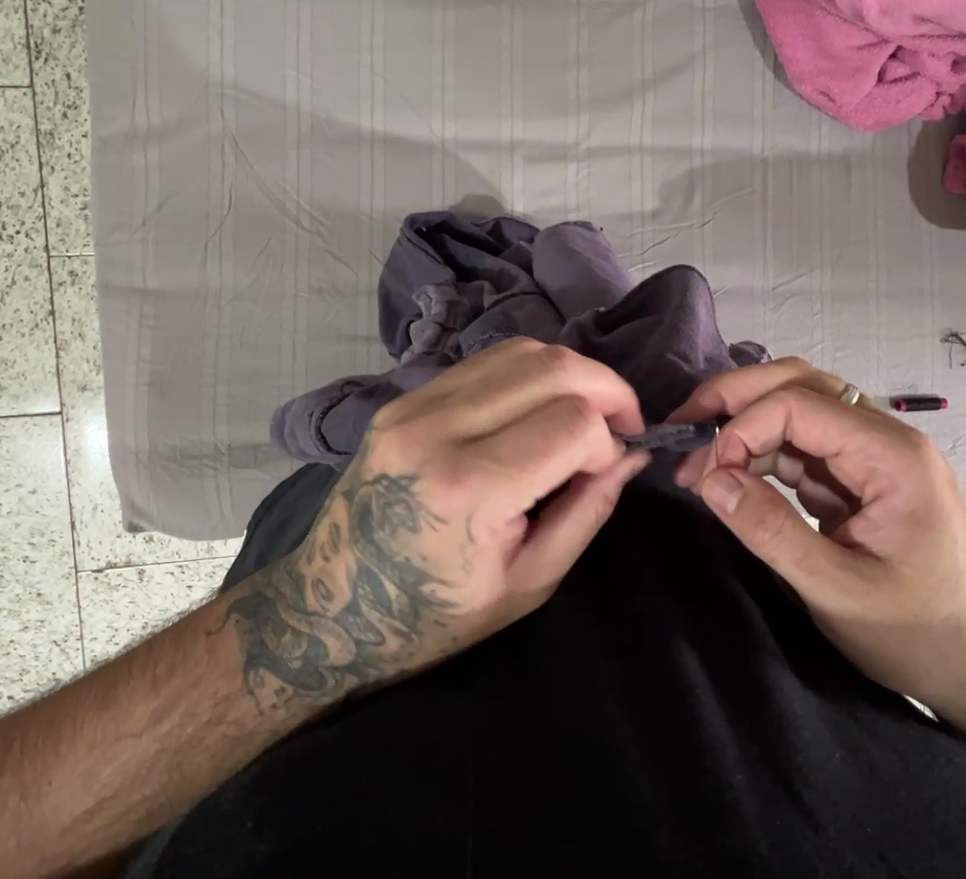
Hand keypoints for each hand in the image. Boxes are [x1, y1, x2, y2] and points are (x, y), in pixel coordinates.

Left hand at [227, 338, 651, 709]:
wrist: (333, 605)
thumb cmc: (435, 614)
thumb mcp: (528, 583)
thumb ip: (588, 511)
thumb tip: (632, 456)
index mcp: (469, 488)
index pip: (573, 423)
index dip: (609, 442)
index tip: (606, 471)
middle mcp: (437, 430)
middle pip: (553, 368)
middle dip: (605, 389)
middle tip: (623, 423)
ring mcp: (413, 406)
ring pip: (521, 351)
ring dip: (570, 373)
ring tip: (585, 411)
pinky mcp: (402, 399)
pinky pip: (485, 361)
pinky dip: (529, 372)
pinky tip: (539, 405)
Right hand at [670, 359, 965, 723]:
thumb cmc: (919, 635)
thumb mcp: (838, 591)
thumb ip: (771, 530)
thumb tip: (710, 479)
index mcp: (892, 456)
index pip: (799, 404)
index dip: (742, 427)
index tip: (704, 475)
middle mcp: (886, 440)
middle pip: (801, 385)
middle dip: (736, 399)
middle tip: (682, 426)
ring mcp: (874, 458)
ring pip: (800, 409)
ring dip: (746, 426)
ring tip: (697, 462)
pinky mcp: (861, 481)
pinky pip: (805, 447)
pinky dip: (764, 455)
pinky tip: (733, 478)